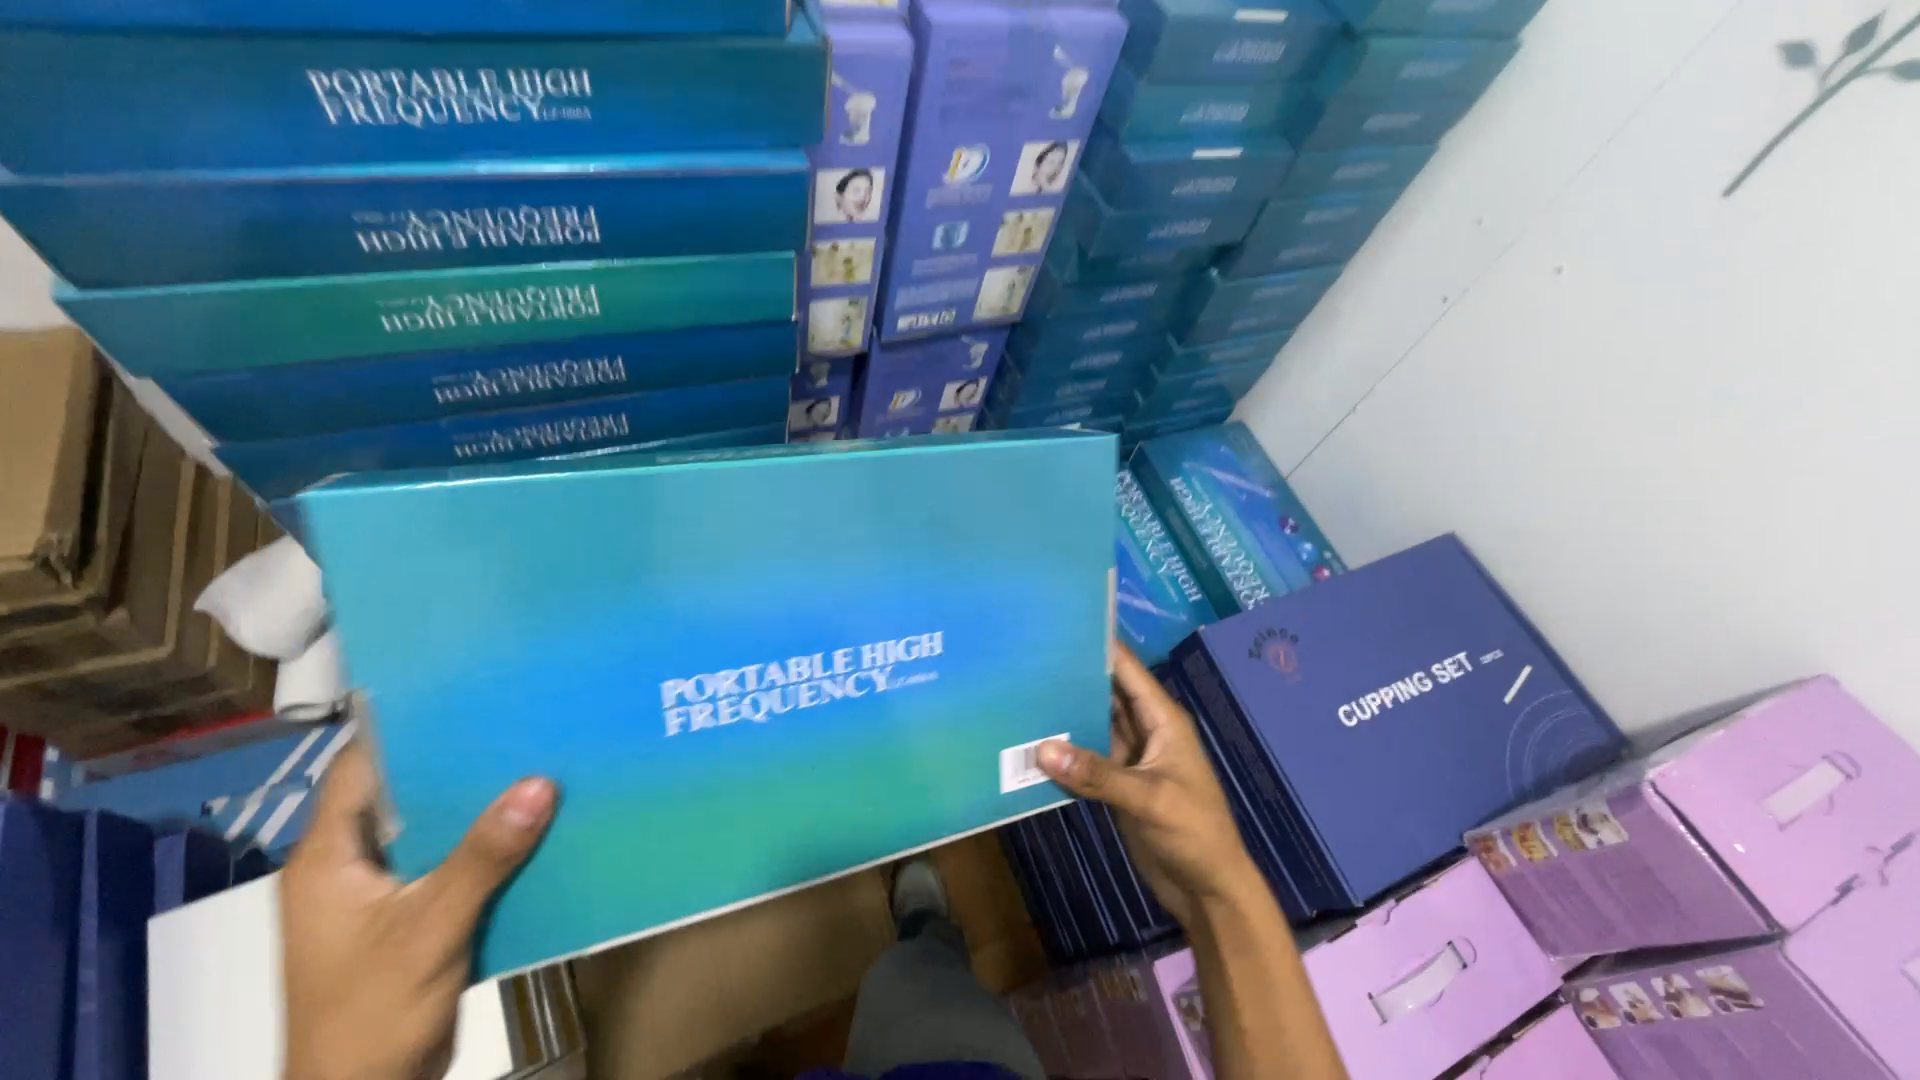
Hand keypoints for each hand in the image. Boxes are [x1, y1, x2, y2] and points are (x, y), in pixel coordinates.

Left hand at [281, 740, 557, 1079]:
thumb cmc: (372, 1011)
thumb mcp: (431, 928)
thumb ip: (484, 856)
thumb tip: (540, 783)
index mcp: (327, 859)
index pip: (357, 768)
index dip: (403, 727)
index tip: (463, 693)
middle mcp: (346, 867)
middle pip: (400, 794)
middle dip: (455, 763)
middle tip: (517, 723)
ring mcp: (377, 896)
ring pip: (430, 831)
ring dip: (477, 806)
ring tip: (536, 763)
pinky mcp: (407, 920)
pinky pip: (448, 865)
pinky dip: (484, 846)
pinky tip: (531, 828)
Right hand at [1037, 644, 1259, 925]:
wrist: (1207, 889)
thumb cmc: (1193, 833)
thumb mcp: (1149, 800)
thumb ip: (1096, 774)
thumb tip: (1040, 749)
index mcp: (1162, 719)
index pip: (1126, 668)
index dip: (1096, 644)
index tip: (1056, 624)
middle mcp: (1145, 729)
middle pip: (1105, 691)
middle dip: (1070, 675)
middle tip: (1022, 657)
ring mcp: (1129, 756)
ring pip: (1092, 723)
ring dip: (1063, 712)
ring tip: (1017, 691)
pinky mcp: (1117, 782)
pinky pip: (1085, 756)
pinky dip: (1063, 750)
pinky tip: (1029, 741)